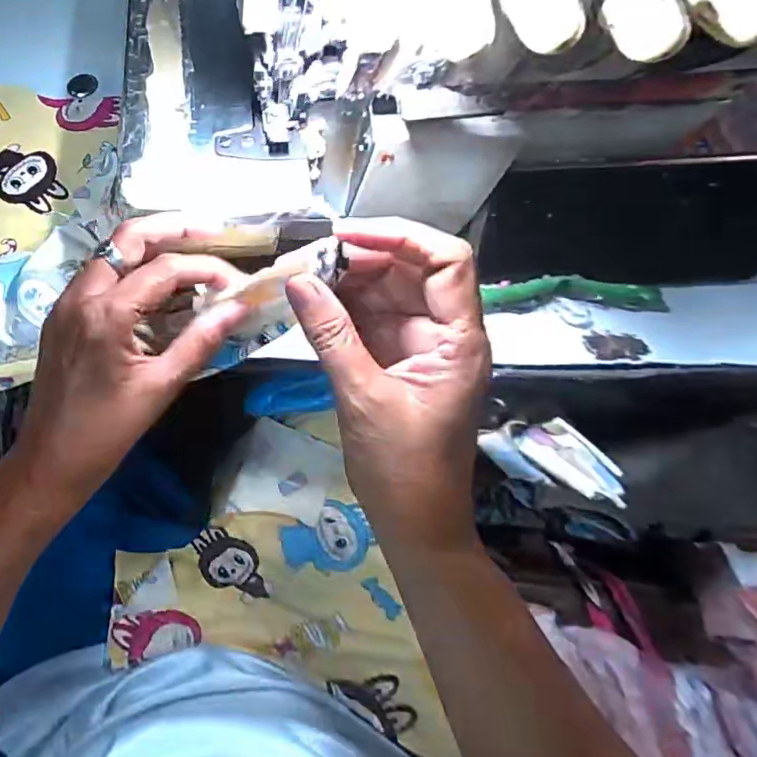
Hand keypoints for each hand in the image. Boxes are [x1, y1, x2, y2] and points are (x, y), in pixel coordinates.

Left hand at [6, 216, 252, 512]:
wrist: (50, 459)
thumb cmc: (107, 431)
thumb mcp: (161, 386)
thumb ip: (201, 340)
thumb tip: (240, 306)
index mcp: (105, 313)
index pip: (164, 268)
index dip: (206, 268)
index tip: (235, 283)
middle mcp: (80, 295)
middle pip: (126, 238)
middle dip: (171, 230)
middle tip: (212, 233)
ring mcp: (65, 303)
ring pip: (110, 254)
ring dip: (149, 249)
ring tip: (191, 258)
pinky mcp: (61, 315)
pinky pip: (98, 277)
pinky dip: (129, 271)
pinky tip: (157, 289)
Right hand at [284, 218, 490, 548]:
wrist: (413, 520)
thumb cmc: (402, 467)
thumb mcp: (362, 396)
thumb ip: (330, 334)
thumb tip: (297, 281)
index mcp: (459, 340)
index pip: (447, 262)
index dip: (400, 237)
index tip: (344, 236)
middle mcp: (443, 332)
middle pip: (411, 269)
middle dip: (360, 256)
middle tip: (305, 257)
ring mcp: (416, 343)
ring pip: (385, 289)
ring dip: (343, 277)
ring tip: (298, 273)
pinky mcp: (391, 356)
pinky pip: (366, 315)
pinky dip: (337, 303)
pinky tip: (307, 296)